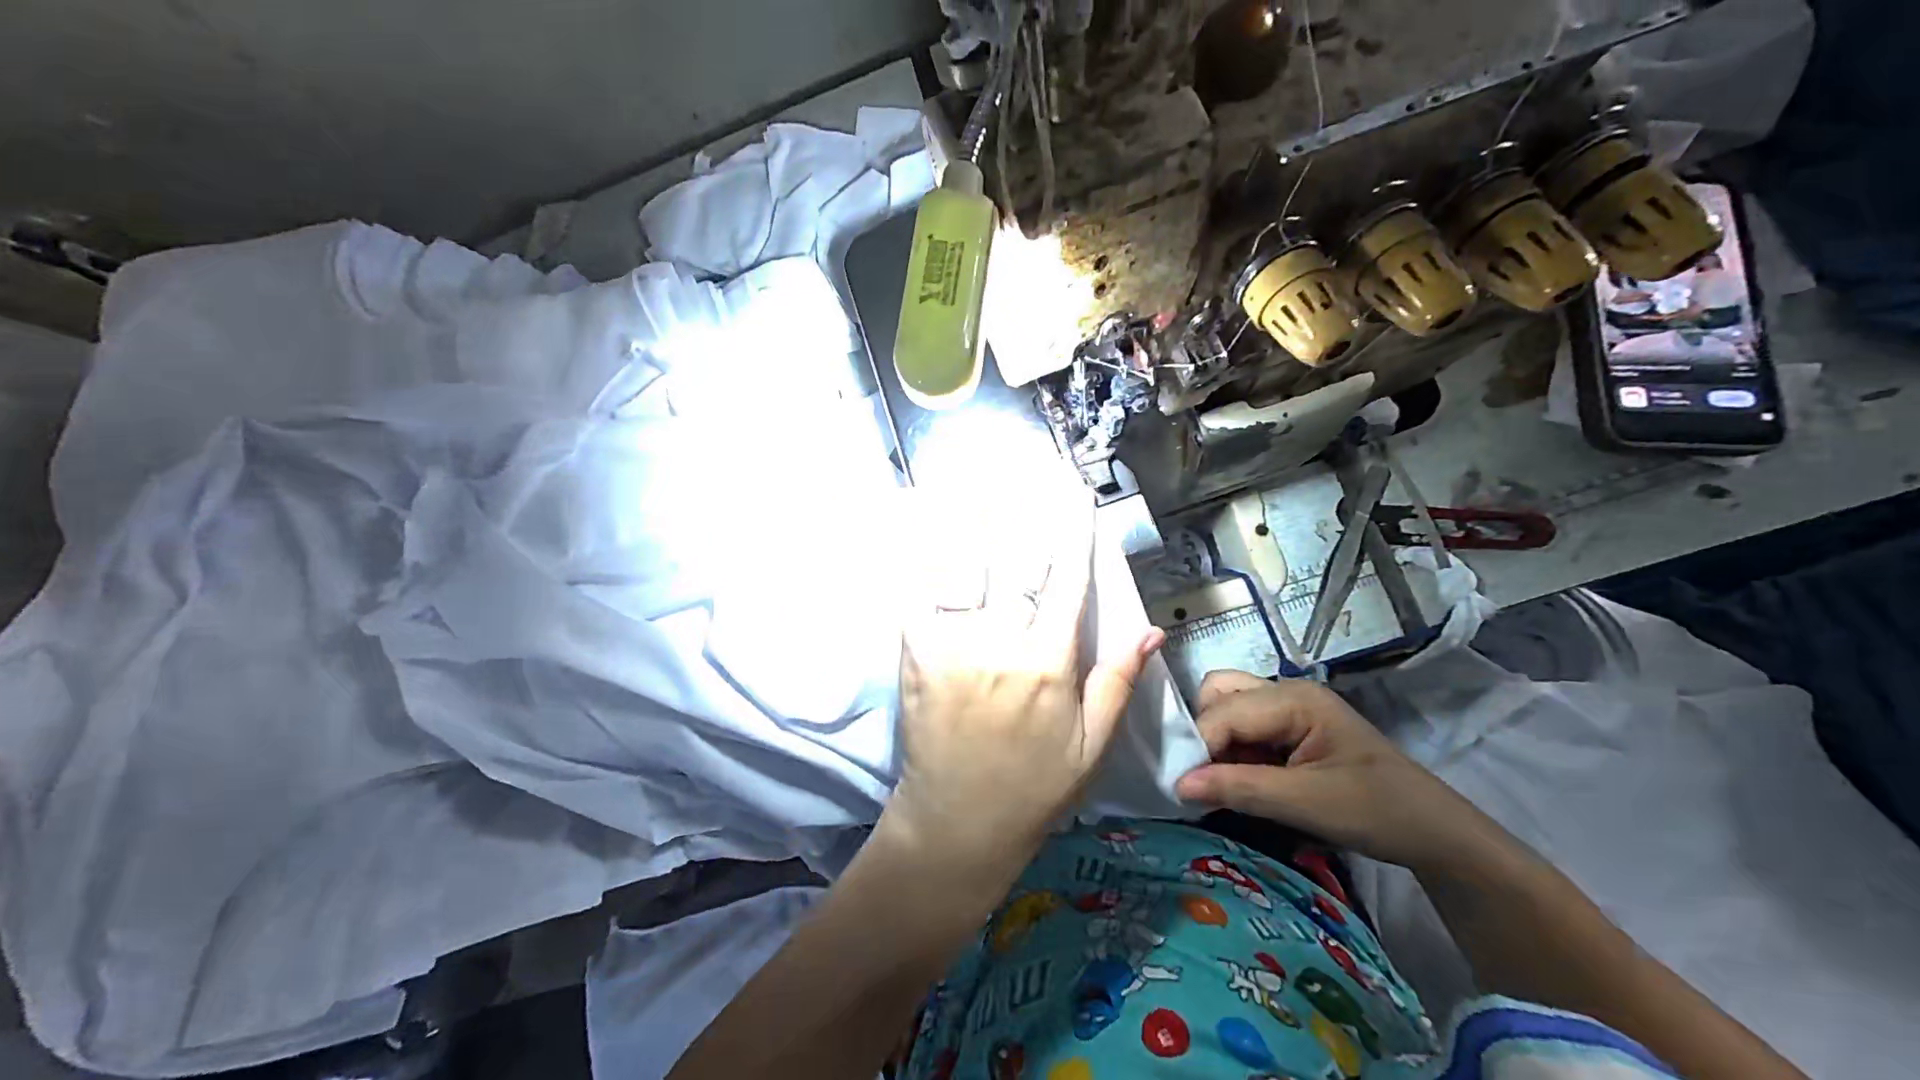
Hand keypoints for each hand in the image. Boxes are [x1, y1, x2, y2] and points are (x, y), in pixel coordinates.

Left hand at [888, 495, 1161, 870]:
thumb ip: (1118, 681)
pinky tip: (916, 521)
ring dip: (967, 515)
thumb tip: (1151, 628)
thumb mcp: (1092, 746)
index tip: (1075, 492)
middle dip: (1018, 507)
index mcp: (1049, 665)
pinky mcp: (914, 657)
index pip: (1067, 582)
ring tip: (970, 471)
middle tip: (1018, 461)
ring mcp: (951, 647)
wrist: (956, 826)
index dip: (1073, 532)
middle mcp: (1000, 645)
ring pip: (960, 566)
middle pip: (1011, 561)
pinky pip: (913, 594)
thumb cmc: (1033, 789)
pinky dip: (915, 555)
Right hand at [1174, 671, 1509, 872]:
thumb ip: (1239, 789)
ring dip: (1216, 741)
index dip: (1197, 746)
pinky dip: (1231, 751)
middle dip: (1203, 732)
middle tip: (1205, 776)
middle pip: (1218, 693)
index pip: (1223, 712)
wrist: (1435, 833)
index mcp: (1294, 699)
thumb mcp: (1306, 803)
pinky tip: (1239, 781)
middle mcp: (1286, 692)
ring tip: (1221, 781)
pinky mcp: (1291, 729)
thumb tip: (1177, 785)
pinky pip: (1244, 728)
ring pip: (1227, 708)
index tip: (1181, 787)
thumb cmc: (1377, 811)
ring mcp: (1289, 709)